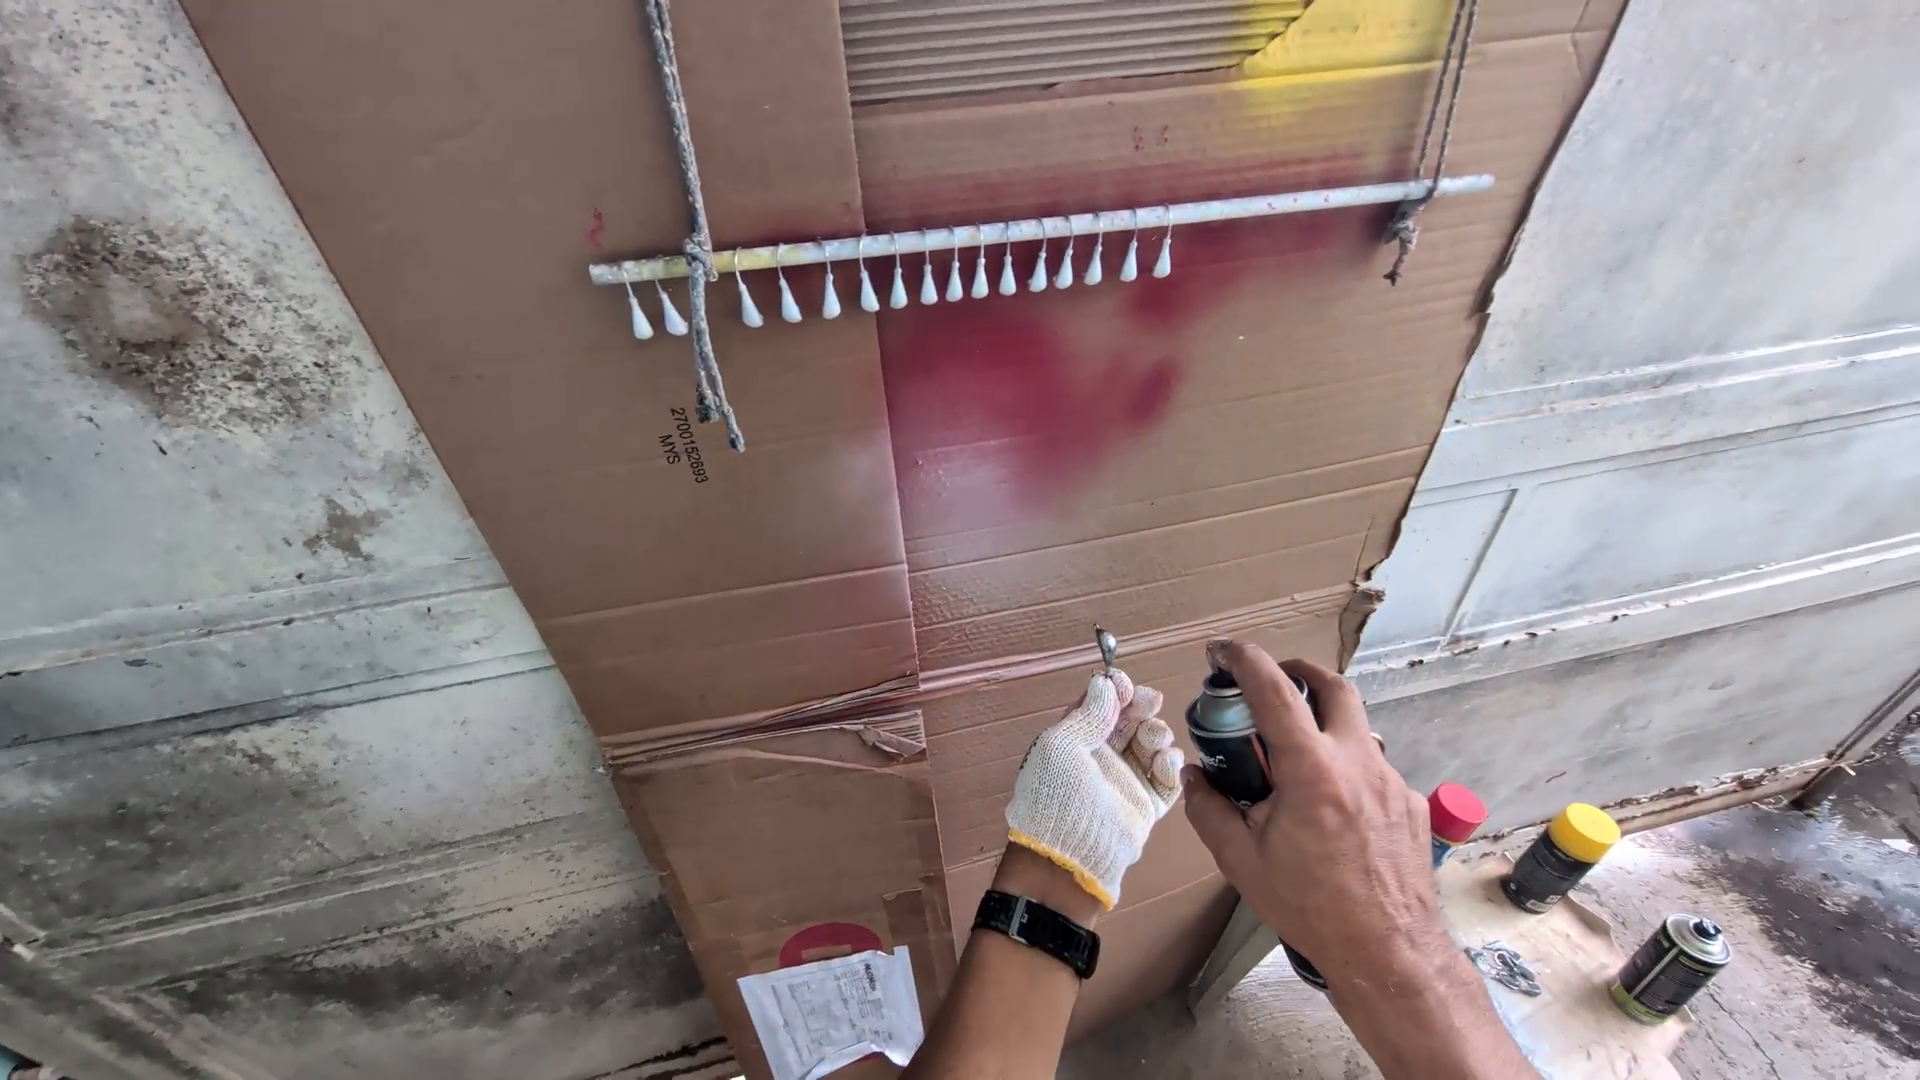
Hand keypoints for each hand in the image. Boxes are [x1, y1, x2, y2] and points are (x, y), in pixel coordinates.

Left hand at [1005, 669, 1183, 910]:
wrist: (1069, 858)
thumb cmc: (1057, 795)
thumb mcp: (1061, 745)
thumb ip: (1087, 714)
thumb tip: (1104, 681)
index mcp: (1074, 741)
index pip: (1099, 707)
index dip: (1115, 692)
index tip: (1126, 683)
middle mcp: (1100, 758)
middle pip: (1129, 722)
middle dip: (1141, 708)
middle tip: (1151, 703)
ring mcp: (1125, 782)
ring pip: (1150, 745)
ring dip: (1157, 734)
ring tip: (1154, 739)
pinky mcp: (1146, 806)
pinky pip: (1166, 779)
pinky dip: (1171, 766)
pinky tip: (1167, 761)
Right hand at [1181, 641, 1445, 988]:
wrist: (1390, 954)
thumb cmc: (1312, 907)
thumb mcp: (1240, 860)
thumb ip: (1208, 809)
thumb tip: (1193, 776)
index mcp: (1312, 772)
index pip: (1274, 691)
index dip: (1243, 659)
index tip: (1220, 651)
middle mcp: (1358, 764)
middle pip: (1334, 686)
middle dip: (1297, 670)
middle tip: (1269, 680)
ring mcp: (1391, 781)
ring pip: (1355, 726)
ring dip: (1321, 722)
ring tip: (1293, 755)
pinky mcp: (1410, 803)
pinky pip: (1372, 764)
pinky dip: (1342, 763)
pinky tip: (1327, 802)